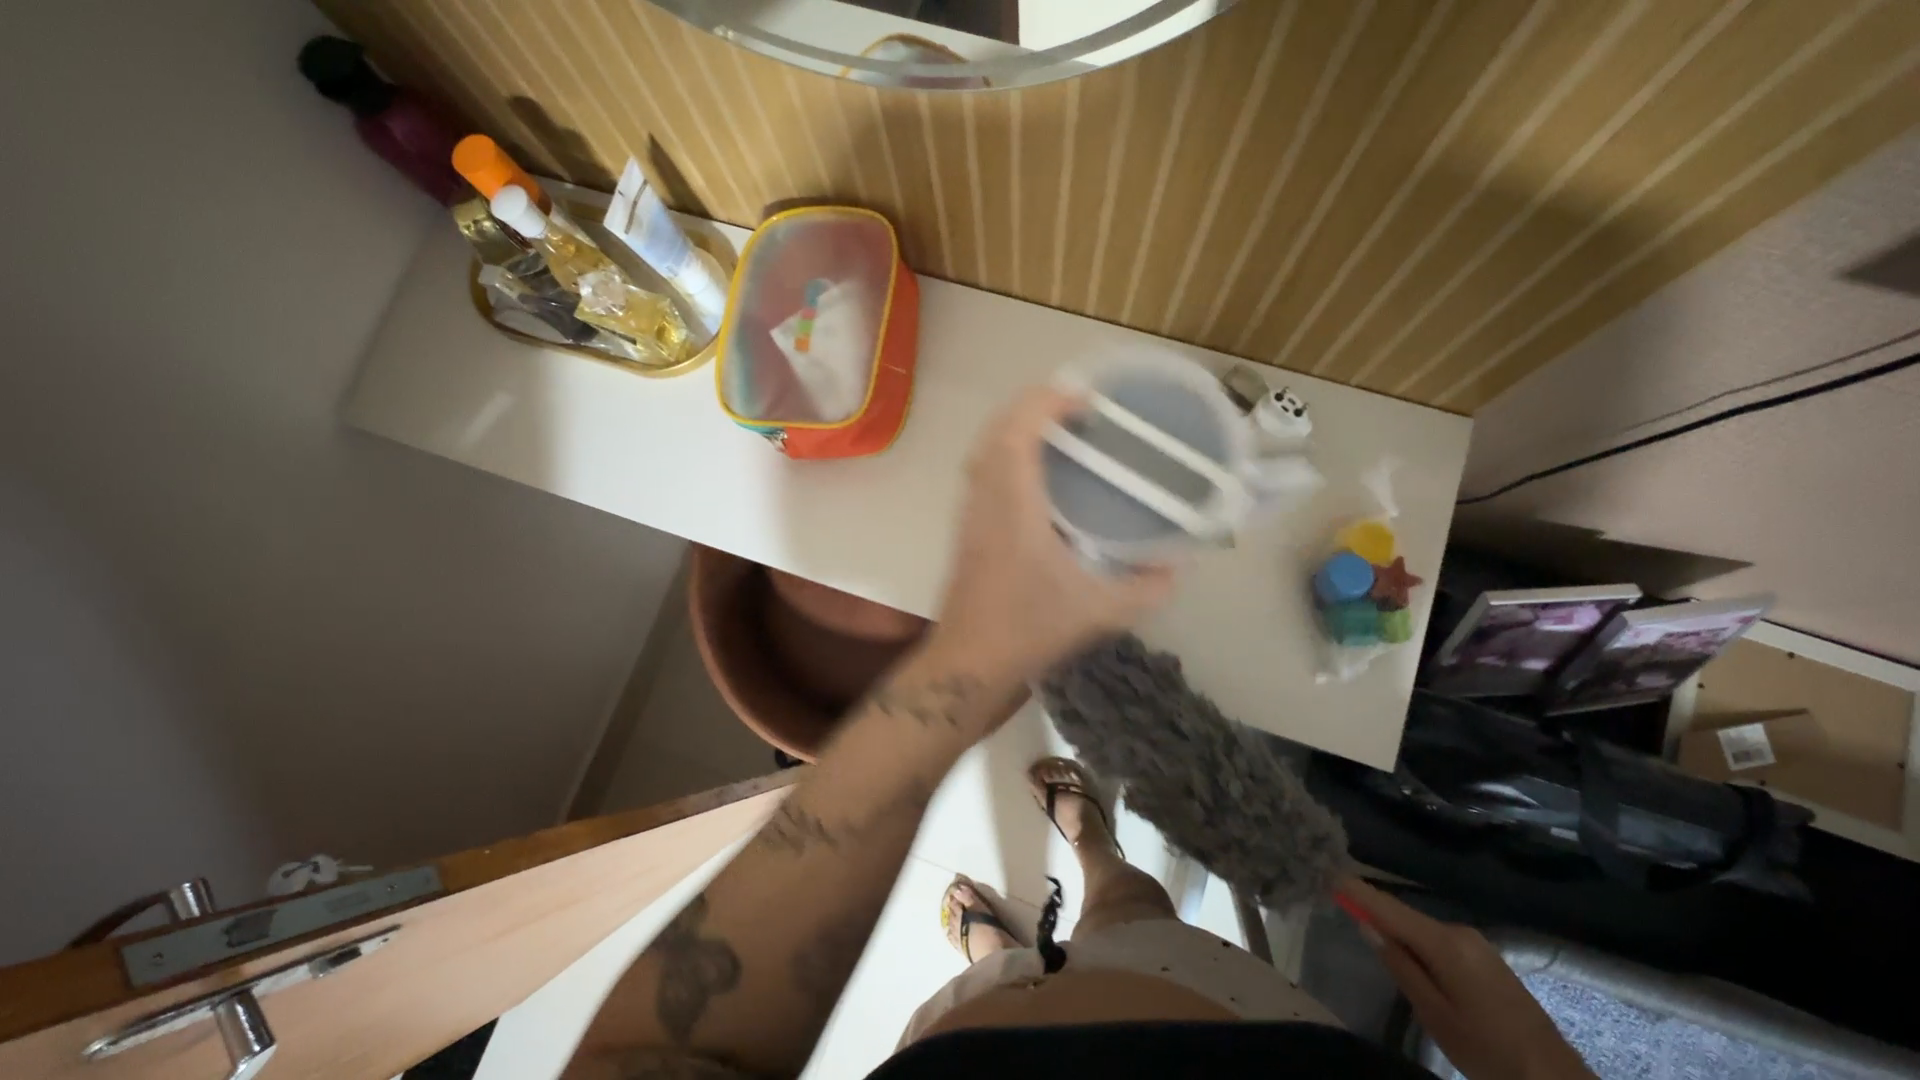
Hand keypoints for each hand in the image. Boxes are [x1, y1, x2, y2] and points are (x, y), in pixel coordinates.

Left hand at [931, 385, 1175, 685]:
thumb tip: (1178, 565)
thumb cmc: (1028, 630)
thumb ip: (1146, 588)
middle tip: (1076, 405)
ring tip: (1060, 430)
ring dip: (1016, 428)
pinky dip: (1007, 453)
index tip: (1084, 396)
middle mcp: (985, 499)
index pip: (1017, 432)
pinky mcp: (967, 530)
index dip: (1046, 403)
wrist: (968, 663)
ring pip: (984, 450)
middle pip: (996, 430)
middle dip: (1032, 405)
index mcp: (1013, 506)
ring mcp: (970, 514)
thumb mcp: (1099, 612)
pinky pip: (983, 472)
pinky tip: (1038, 474)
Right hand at [1340, 879, 1594, 1079]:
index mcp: (1444, 944)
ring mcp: (1476, 944)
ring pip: (1421, 929)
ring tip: (1360, 921)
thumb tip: (1368, 926)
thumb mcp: (1434, 1013)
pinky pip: (1438, 940)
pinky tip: (1401, 948)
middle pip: (1404, 915)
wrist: (1552, 1075)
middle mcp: (1459, 933)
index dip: (1357, 891)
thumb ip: (1400, 966)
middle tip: (1336, 897)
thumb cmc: (1487, 1048)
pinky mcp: (1485, 959)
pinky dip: (1414, 939)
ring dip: (1393, 925)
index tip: (1327, 873)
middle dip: (1371, 907)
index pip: (1389, 908)